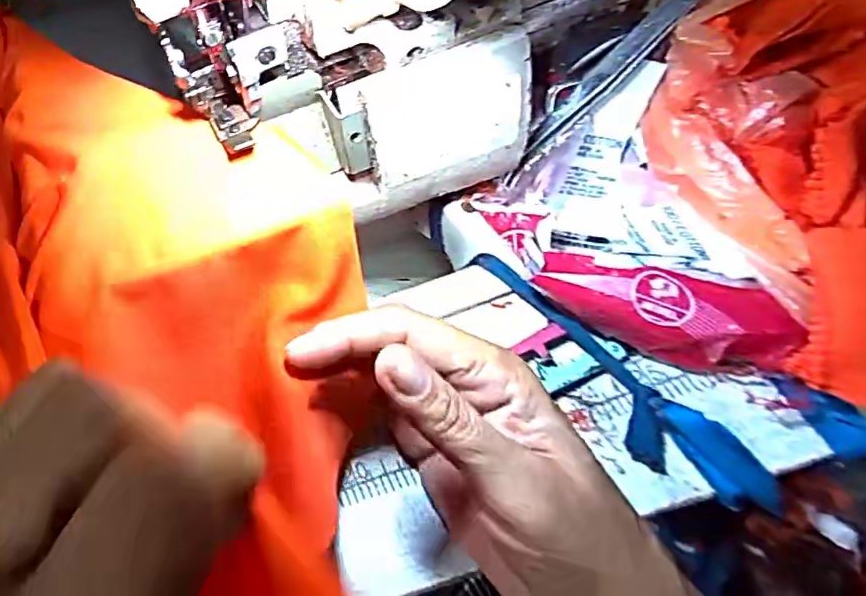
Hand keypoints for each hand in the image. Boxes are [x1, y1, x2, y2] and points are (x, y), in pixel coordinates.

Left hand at [0, 363, 262, 595]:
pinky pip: (22, 400)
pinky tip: (60, 483)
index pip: (151, 479)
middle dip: (156, 434)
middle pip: (101, 410)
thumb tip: (229, 451)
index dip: (214, 459)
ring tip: (112, 479)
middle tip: (170, 488)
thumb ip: (180, 535)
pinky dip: (64, 425)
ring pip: (60, 386)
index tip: (237, 473)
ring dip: (110, 420)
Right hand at [287, 307, 688, 595]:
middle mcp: (461, 381)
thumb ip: (452, 417)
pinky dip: (351, 409)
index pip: (409, 331)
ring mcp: (445, 415)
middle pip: (390, 346)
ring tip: (296, 378)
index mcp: (487, 370)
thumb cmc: (576, 534)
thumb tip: (388, 358)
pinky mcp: (433, 449)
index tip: (306, 351)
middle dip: (340, 347)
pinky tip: (325, 408)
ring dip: (340, 374)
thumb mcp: (515, 475)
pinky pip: (384, 417)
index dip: (353, 335)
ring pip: (381, 378)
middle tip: (289, 360)